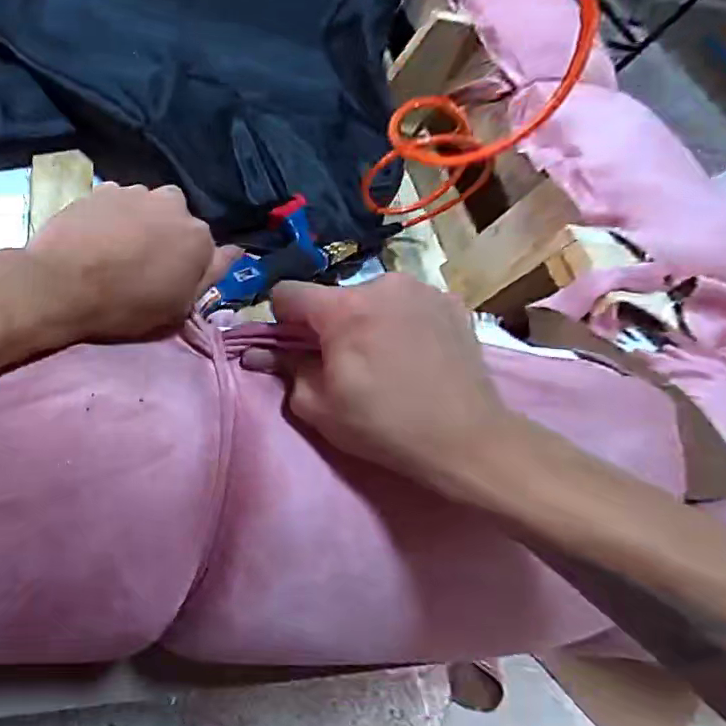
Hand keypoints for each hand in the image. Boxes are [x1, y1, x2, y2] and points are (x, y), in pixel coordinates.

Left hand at [25, 183, 238, 341]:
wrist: (61, 284)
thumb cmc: (123, 306)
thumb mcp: (176, 307)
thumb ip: (209, 275)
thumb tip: (235, 250)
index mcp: (199, 236)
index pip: (203, 247)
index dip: (184, 264)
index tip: (165, 280)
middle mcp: (173, 204)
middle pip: (174, 220)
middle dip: (162, 236)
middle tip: (136, 265)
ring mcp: (135, 192)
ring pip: (144, 208)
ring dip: (135, 224)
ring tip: (110, 252)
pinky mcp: (101, 189)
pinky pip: (114, 204)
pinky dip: (109, 218)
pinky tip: (92, 239)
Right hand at [250, 275, 527, 487]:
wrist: (467, 440)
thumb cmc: (382, 425)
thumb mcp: (317, 406)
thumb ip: (284, 369)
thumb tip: (258, 353)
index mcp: (344, 308)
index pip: (287, 292)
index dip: (282, 321)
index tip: (295, 349)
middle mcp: (383, 284)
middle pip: (333, 297)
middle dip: (328, 324)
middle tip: (344, 362)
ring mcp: (423, 289)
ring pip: (371, 298)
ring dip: (366, 320)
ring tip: (384, 358)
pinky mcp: (452, 302)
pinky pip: (408, 304)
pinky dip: (401, 321)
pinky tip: (414, 353)